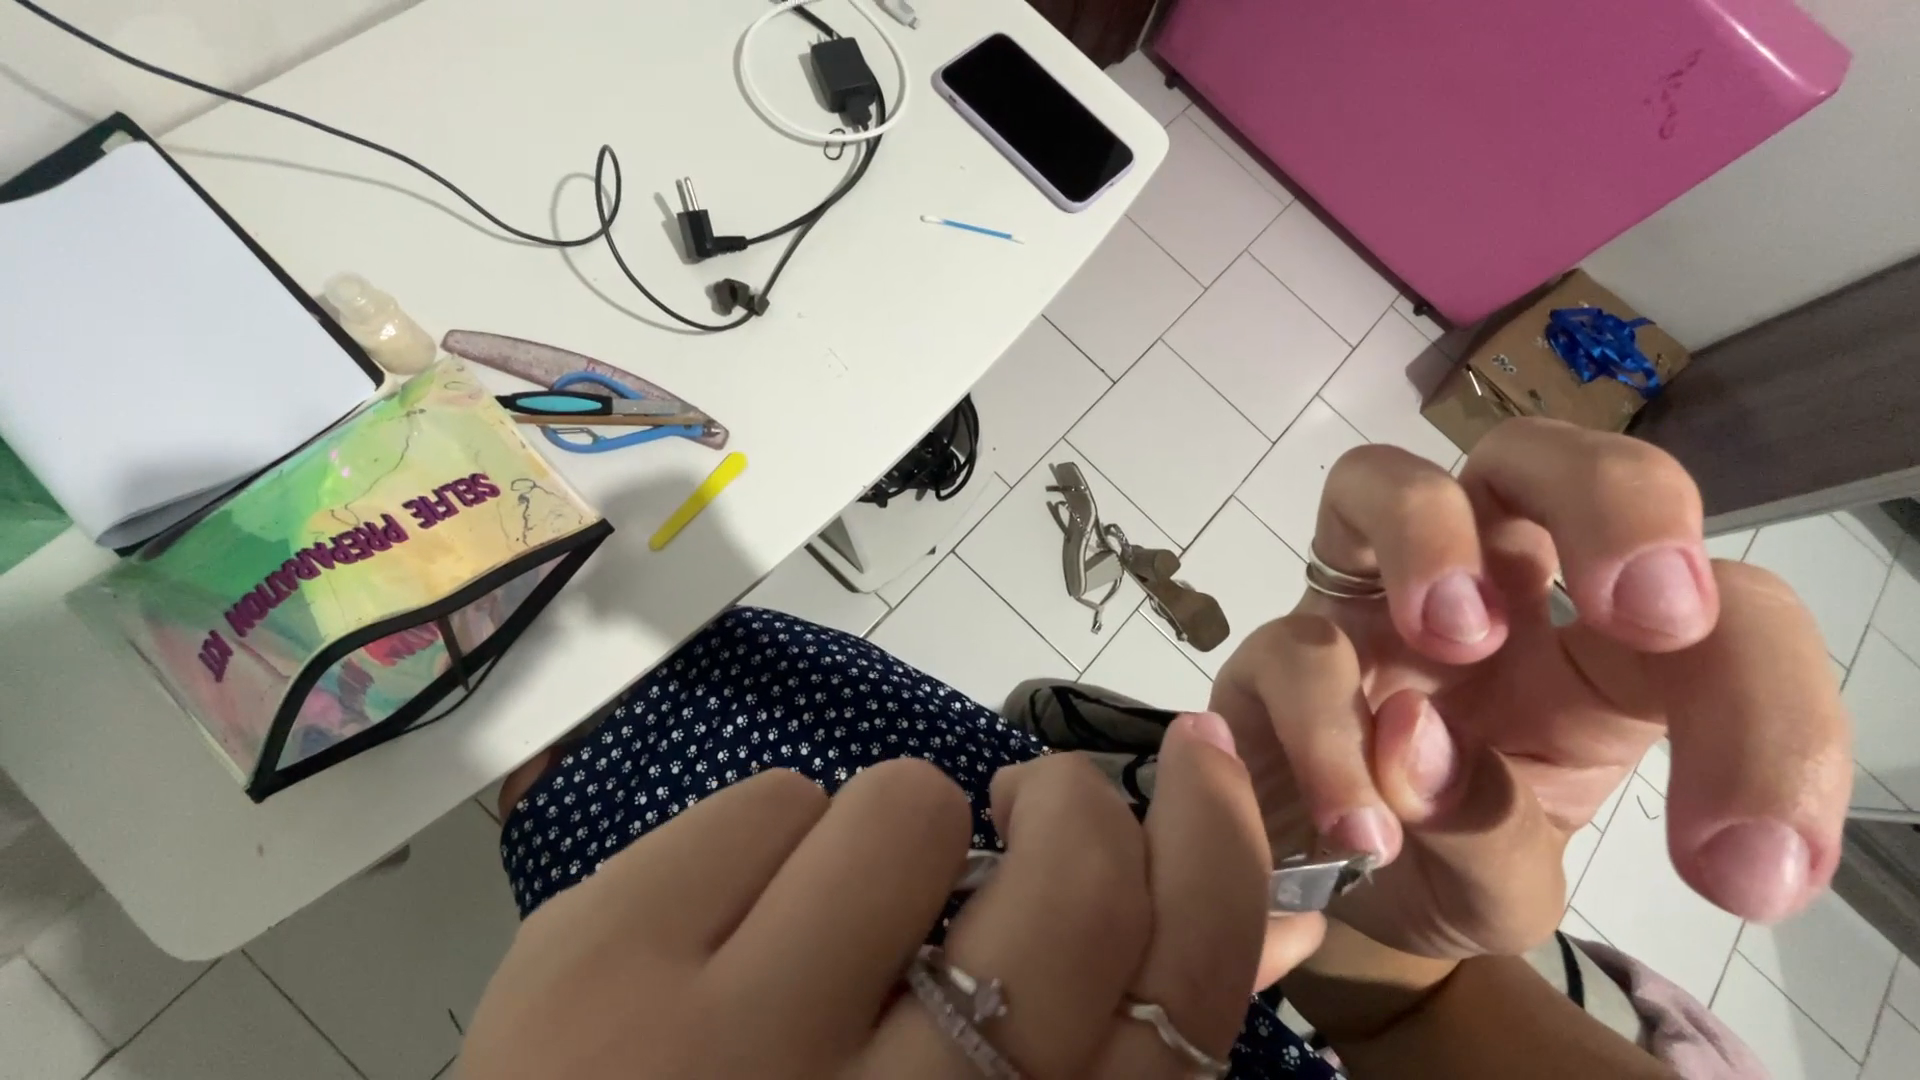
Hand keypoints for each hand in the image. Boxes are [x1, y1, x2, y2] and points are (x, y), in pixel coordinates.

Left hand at [463, 717, 1317, 1077]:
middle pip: (1069, 883)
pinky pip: (771, 801)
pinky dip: (776, 831)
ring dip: (893, 826)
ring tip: (835, 901)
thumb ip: (1106, 1026)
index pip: (1181, 989)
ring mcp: (725, 1044)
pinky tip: (725, 917)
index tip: (1200, 758)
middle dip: (1066, 801)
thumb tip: (1265, 909)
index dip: (1216, 848)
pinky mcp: (608, 957)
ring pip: (907, 807)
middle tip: (1029, 800)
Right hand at [1211, 419, 1850, 960]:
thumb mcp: (1507, 892)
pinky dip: (1323, 716)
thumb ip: (1490, 832)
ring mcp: (1359, 610)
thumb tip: (1408, 736)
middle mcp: (1479, 600)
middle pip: (1541, 460)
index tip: (1742, 867)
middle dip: (1615, 502)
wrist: (1319, 891)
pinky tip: (1353, 820)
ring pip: (1384, 479)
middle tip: (1645, 609)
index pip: (1717, 615)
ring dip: (1429, 536)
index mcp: (1594, 660)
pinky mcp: (1274, 650)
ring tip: (1451, 639)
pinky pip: (1290, 635)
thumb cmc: (1437, 874)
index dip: (1768, 711)